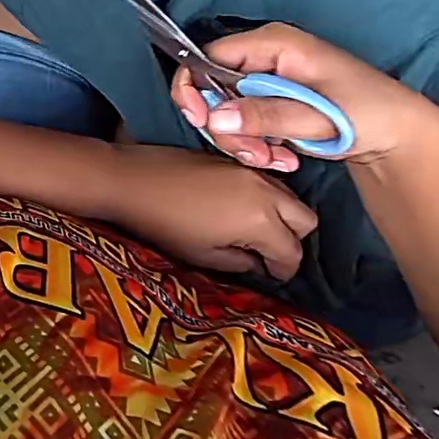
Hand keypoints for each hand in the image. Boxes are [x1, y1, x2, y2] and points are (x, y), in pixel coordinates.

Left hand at [99, 143, 318, 279]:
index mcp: (261, 220)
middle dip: (293, 241)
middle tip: (266, 256)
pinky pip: (270, 182)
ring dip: (283, 218)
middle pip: (306, 220)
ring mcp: (252, 171)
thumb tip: (260, 264)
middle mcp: (266, 191)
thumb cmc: (165, 225)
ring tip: (254, 234)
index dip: (283, 272)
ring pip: (291, 197)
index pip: (293, 253)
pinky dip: (268, 199)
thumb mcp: (205, 256)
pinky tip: (241, 211)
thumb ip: (242, 263)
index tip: (269, 278)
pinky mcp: (237, 160)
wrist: (132, 179)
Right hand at [170, 23, 438, 171]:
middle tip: (256, 154)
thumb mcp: (316, 116)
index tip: (200, 121)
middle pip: (213, 89)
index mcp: (274, 44)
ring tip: (278, 160)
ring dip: (243, 143)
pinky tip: (284, 158)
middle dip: (226, 128)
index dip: (194, 87)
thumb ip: (264, 115)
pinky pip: (244, 125)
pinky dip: (256, 146)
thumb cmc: (368, 112)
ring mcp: (267, 82)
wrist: (399, 134)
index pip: (208, 55)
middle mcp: (264, 58)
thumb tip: (214, 119)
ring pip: (226, 112)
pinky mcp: (272, 104)